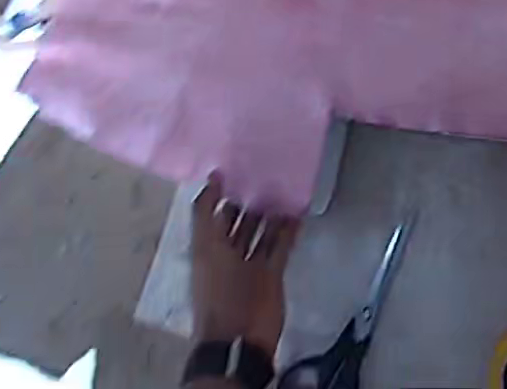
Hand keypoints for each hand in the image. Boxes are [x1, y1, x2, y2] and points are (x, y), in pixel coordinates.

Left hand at [189, 171, 301, 355]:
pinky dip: (289, 229)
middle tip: (270, 172)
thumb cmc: (220, 291)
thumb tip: (213, 177)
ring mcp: (251, 265)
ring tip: (288, 188)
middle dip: (252, 201)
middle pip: (240, 223)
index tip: (240, 168)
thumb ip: (208, 215)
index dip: (223, 194)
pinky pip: (281, 245)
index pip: (215, 215)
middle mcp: (228, 256)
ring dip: (274, 214)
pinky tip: (299, 212)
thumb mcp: (208, 250)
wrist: (240, 338)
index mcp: (208, 251)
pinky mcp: (272, 273)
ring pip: (263, 233)